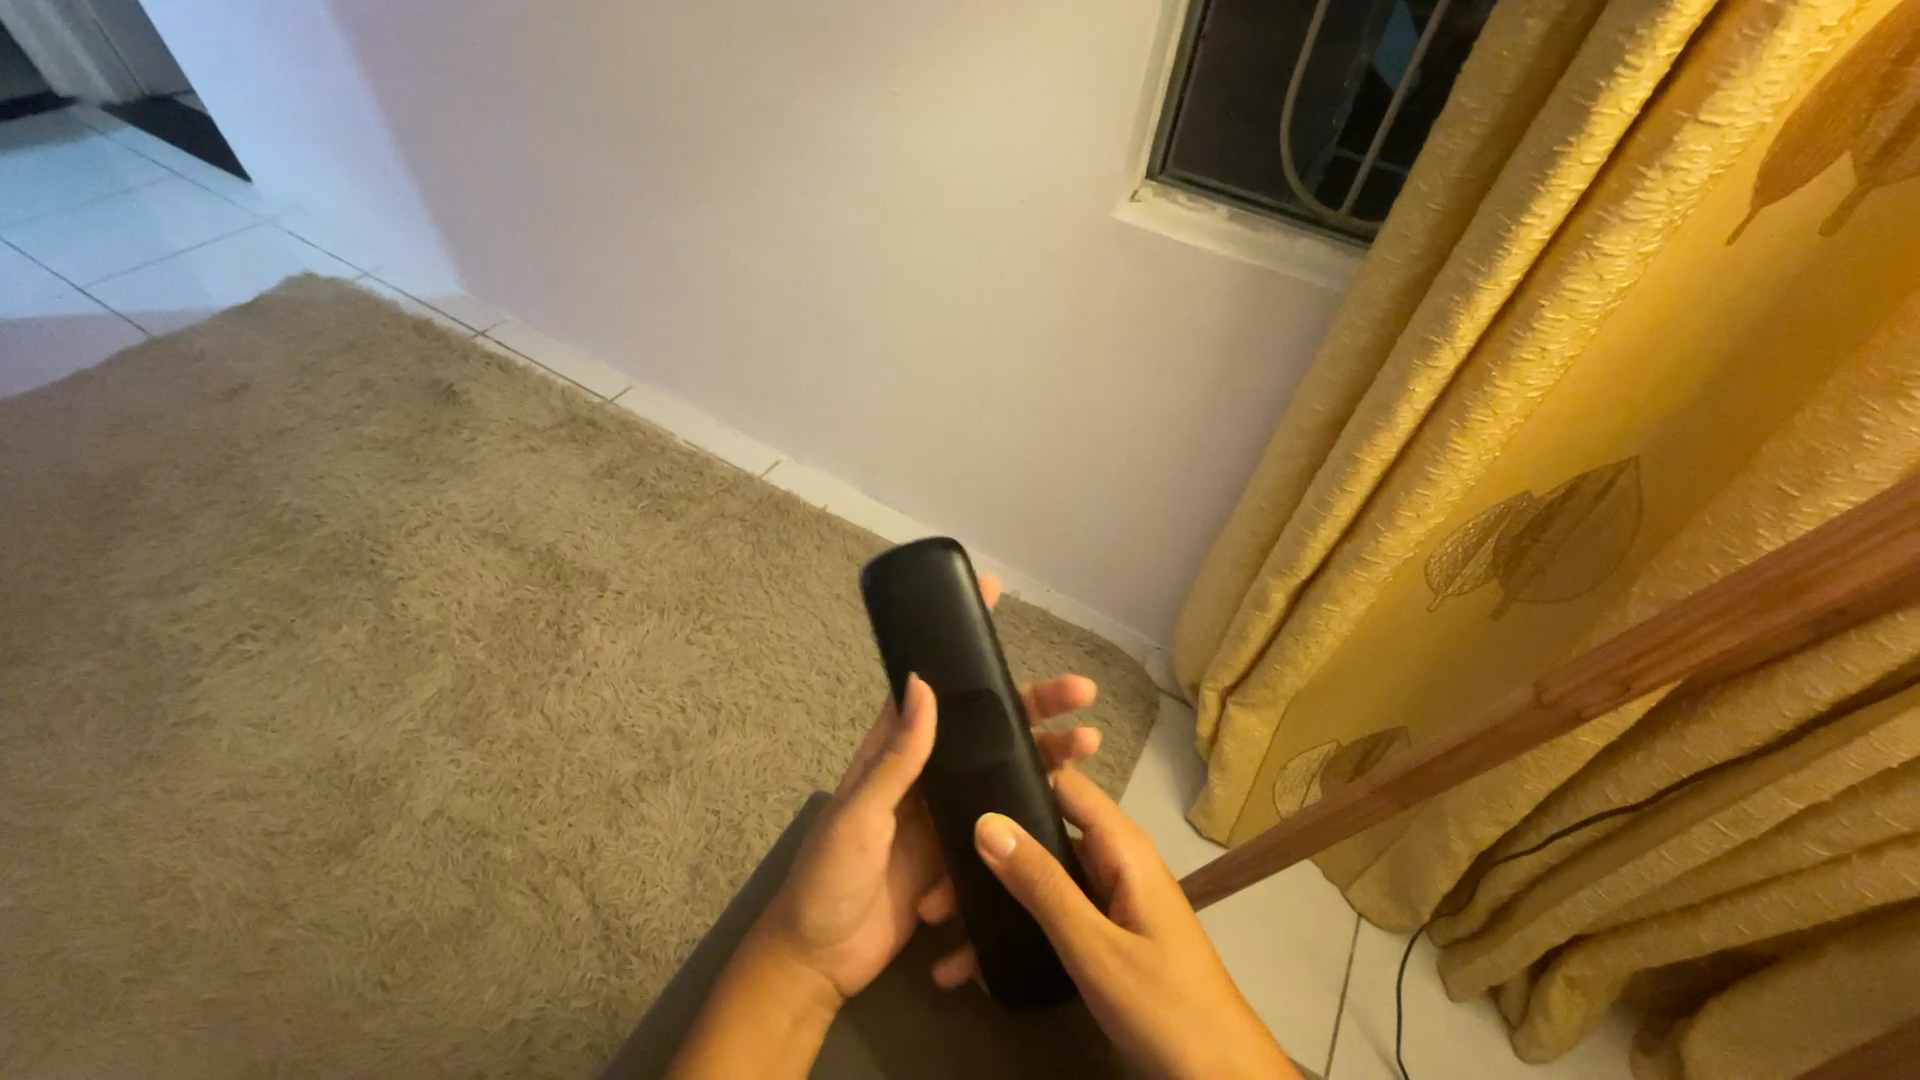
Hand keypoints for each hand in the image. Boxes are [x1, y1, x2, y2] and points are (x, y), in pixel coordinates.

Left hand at [753, 574, 1103, 1002]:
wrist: (820, 960)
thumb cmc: (827, 877)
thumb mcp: (859, 813)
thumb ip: (896, 756)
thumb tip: (926, 683)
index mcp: (893, 751)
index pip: (933, 684)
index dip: (961, 643)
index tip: (990, 594)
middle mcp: (926, 773)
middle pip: (986, 726)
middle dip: (1032, 703)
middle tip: (1079, 691)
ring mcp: (948, 815)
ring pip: (1005, 770)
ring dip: (1045, 755)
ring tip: (1088, 744)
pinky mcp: (962, 856)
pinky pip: (1005, 823)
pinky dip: (1034, 811)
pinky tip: (1069, 806)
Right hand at [965, 767, 1299, 1079]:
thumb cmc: (1164, 1006)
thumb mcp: (1094, 946)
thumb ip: (1041, 884)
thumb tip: (986, 821)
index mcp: (1121, 847)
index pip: (1064, 785)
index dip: (1016, 777)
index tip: (958, 788)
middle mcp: (1114, 863)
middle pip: (1042, 837)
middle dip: (986, 858)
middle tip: (932, 891)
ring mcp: (1109, 901)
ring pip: (1040, 883)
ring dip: (992, 905)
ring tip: (936, 929)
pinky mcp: (1105, 935)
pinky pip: (1052, 919)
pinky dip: (1015, 935)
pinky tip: (972, 968)